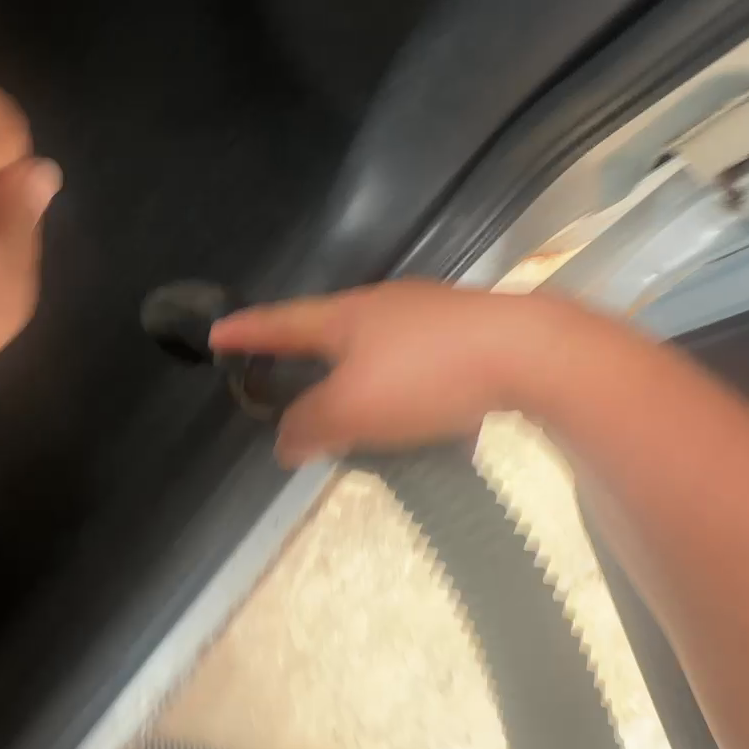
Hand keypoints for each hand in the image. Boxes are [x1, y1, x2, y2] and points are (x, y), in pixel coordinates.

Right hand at [208, 281, 616, 464]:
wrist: (532, 354)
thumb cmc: (425, 377)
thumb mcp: (351, 411)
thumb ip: (308, 427)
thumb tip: (284, 443)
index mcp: (344, 316)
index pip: (280, 322)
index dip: (246, 332)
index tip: (216, 332)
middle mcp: (382, 305)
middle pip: (327, 326)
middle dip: (302, 349)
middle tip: (283, 371)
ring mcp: (428, 313)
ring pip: (372, 342)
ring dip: (351, 369)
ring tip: (347, 400)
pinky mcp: (467, 332)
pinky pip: (412, 356)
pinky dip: (395, 380)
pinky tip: (409, 406)